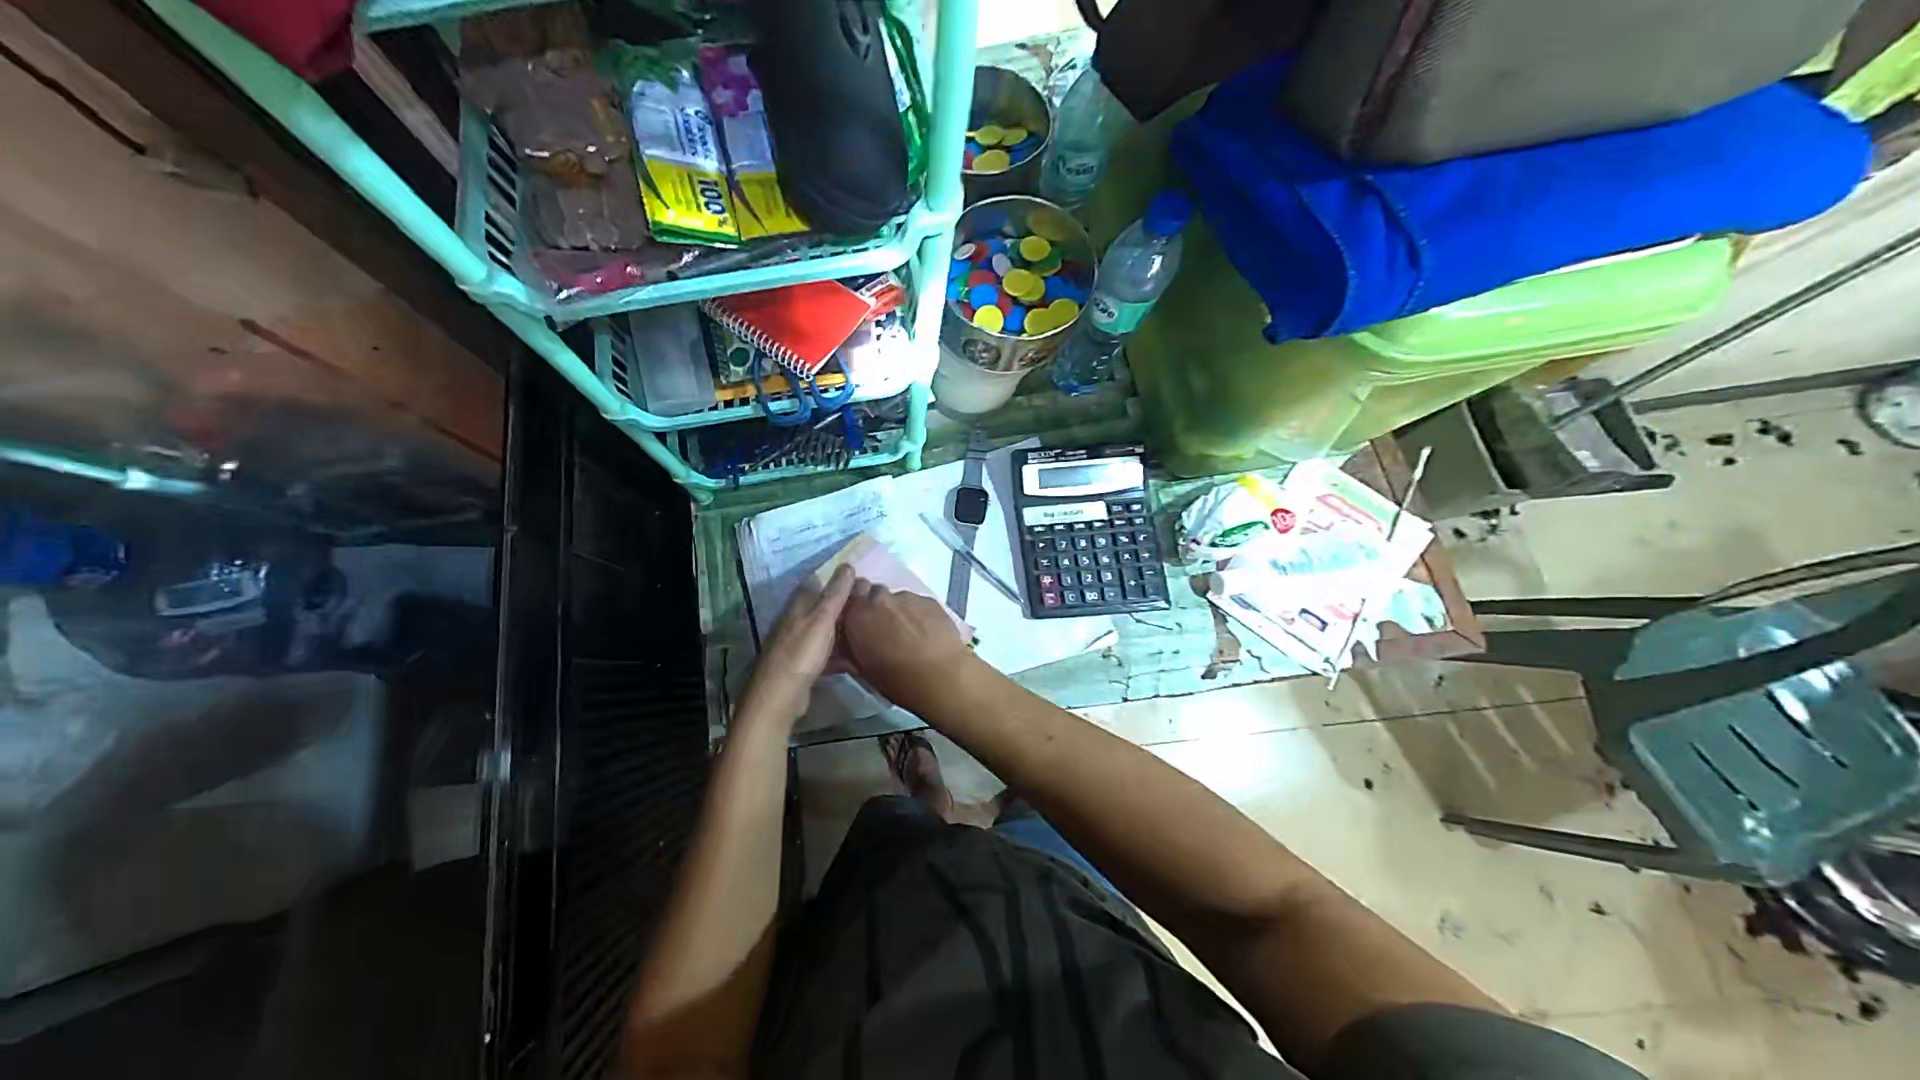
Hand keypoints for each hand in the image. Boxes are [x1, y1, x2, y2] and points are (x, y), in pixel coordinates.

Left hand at [737, 565, 856, 729]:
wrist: (780, 696)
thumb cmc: (801, 653)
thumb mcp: (822, 619)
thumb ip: (835, 594)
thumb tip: (848, 565)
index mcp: (799, 605)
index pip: (818, 583)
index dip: (838, 581)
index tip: (862, 583)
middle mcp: (795, 620)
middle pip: (822, 608)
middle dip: (844, 606)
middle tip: (870, 607)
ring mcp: (798, 644)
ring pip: (825, 631)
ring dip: (843, 631)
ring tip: (868, 631)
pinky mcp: (802, 665)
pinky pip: (825, 653)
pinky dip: (839, 654)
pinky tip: (856, 659)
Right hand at [840, 580, 975, 711]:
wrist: (938, 675)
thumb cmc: (895, 678)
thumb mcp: (863, 667)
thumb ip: (856, 646)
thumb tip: (857, 642)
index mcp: (857, 614)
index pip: (850, 596)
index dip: (857, 607)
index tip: (862, 621)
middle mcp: (880, 598)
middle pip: (875, 593)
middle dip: (878, 607)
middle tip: (886, 628)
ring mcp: (907, 596)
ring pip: (899, 599)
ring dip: (901, 612)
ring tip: (911, 634)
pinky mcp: (930, 600)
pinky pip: (919, 604)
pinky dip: (920, 615)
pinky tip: (928, 633)